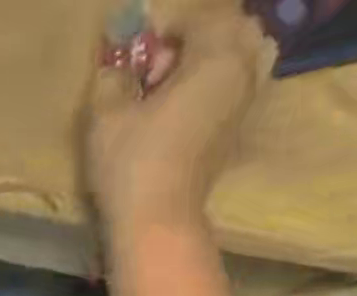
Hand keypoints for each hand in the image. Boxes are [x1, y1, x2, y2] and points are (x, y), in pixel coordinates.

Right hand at [84, 2, 274, 234]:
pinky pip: (241, 81)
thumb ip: (112, 82)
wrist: (158, 215)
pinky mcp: (240, 124)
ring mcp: (249, 97)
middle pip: (235, 28)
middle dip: (198, 36)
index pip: (204, 16)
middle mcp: (245, 67)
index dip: (168, 26)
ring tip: (177, 82)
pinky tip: (187, 104)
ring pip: (246, 52)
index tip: (138, 47)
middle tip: (159, 66)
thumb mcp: (107, 120)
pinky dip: (219, 80)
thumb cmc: (131, 164)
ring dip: (214, 56)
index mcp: (218, 57)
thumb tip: (115, 68)